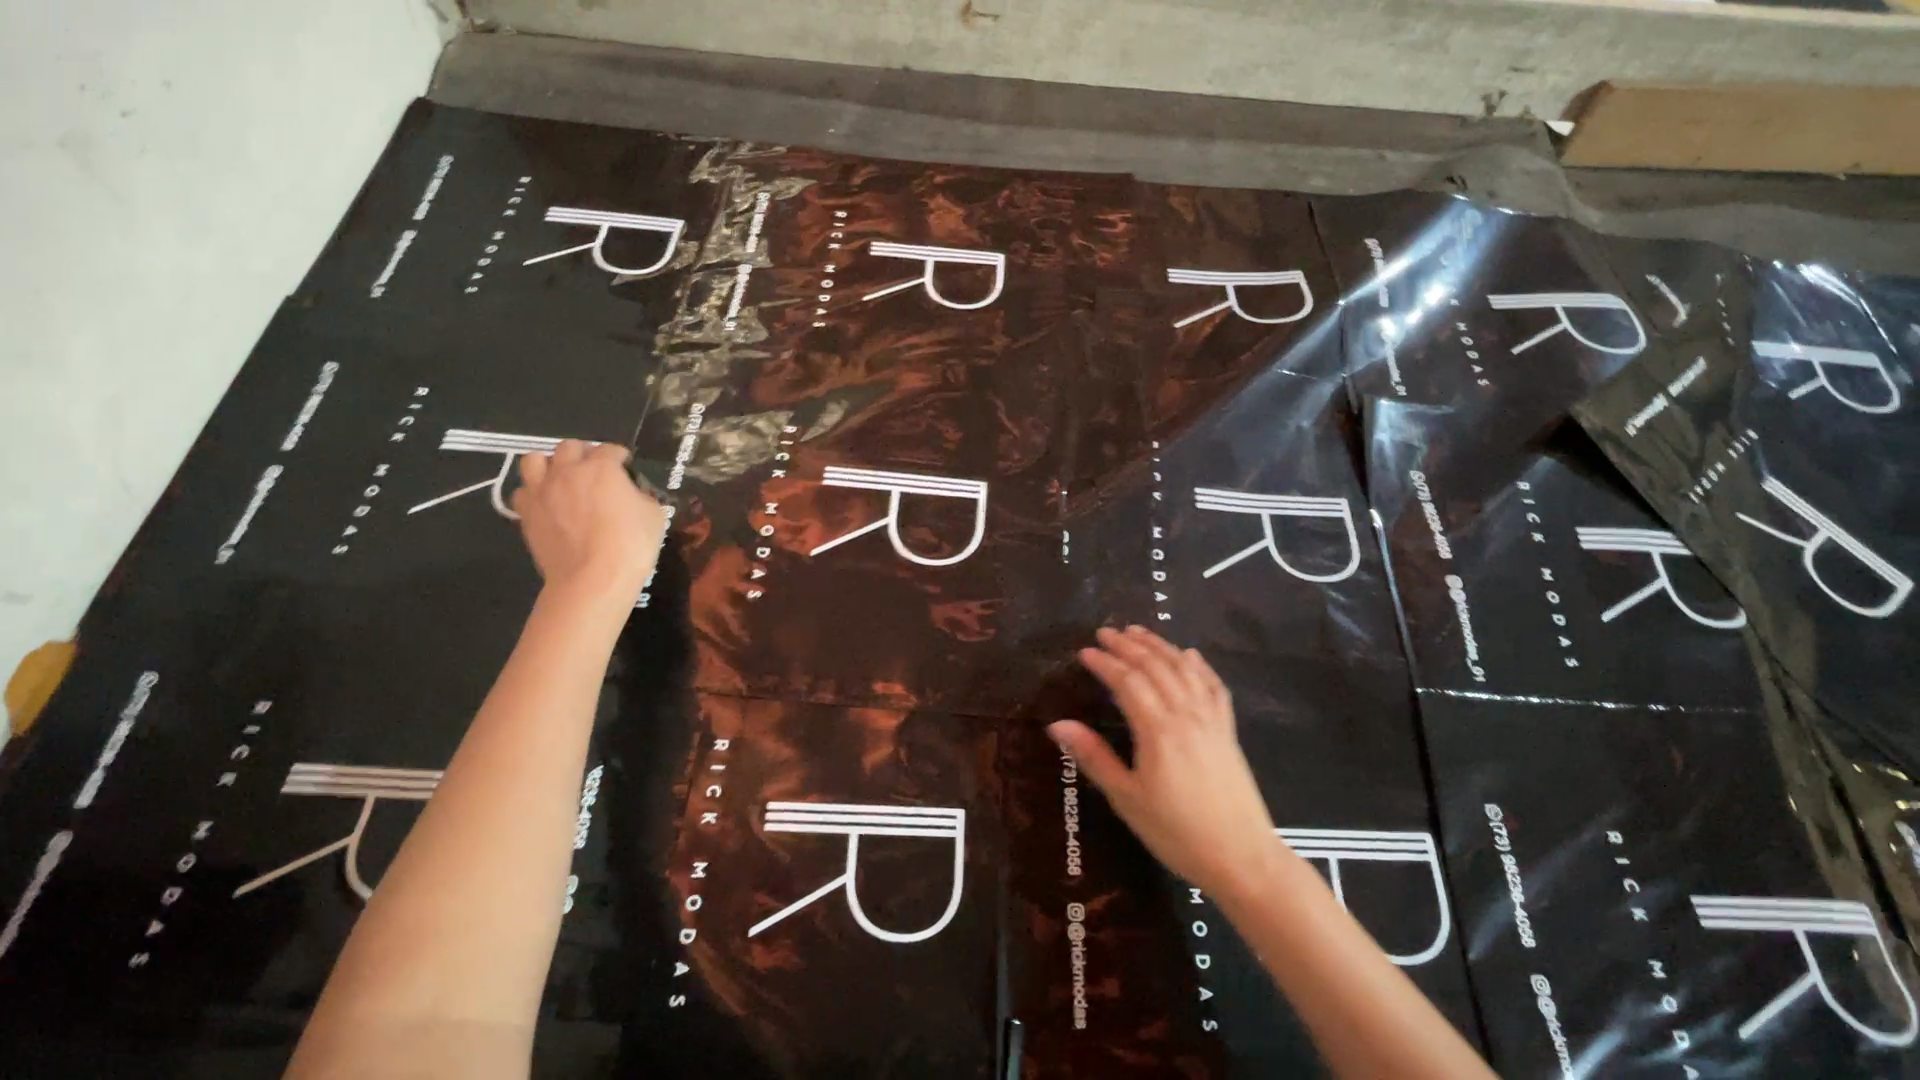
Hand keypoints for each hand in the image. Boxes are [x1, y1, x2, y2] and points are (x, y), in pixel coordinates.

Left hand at [511, 441, 664, 601]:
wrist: (593, 580)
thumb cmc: (630, 545)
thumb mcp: (655, 515)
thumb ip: (641, 495)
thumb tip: (631, 495)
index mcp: (601, 468)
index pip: (610, 449)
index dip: (620, 456)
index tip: (626, 466)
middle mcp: (567, 471)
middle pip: (569, 447)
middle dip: (584, 453)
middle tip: (594, 470)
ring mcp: (541, 491)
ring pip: (534, 459)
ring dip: (549, 464)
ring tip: (561, 478)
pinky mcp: (526, 513)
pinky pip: (522, 491)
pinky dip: (533, 492)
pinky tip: (546, 503)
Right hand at [1050, 626, 1280, 900]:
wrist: (1241, 856)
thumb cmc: (1176, 832)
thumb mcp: (1127, 798)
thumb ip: (1094, 757)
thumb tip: (1056, 724)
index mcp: (1157, 729)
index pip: (1127, 682)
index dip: (1105, 663)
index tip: (1084, 652)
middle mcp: (1186, 714)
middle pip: (1155, 667)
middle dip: (1129, 646)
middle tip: (1106, 632)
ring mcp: (1211, 720)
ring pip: (1184, 670)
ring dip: (1160, 647)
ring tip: (1139, 632)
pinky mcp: (1228, 731)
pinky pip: (1214, 686)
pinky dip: (1199, 666)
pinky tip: (1190, 655)